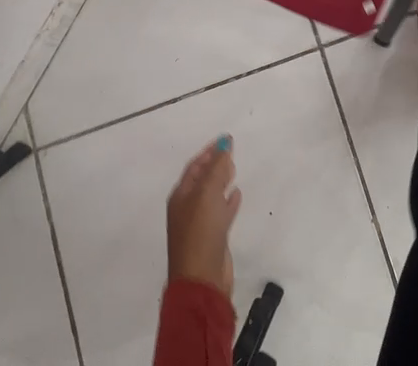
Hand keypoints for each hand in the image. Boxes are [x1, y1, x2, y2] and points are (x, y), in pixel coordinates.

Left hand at [166, 136, 241, 296]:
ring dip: (221, 181)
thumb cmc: (200, 232)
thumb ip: (217, 168)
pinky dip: (228, 200)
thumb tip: (225, 143)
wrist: (202, 278)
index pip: (194, 166)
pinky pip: (221, 211)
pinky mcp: (213, 237)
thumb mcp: (207, 194)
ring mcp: (200, 224)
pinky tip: (237, 194)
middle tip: (230, 151)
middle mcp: (187, 208)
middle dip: (214, 164)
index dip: (209, 151)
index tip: (225, 139)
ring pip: (211, 195)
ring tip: (234, 169)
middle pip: (201, 179)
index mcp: (181, 196)